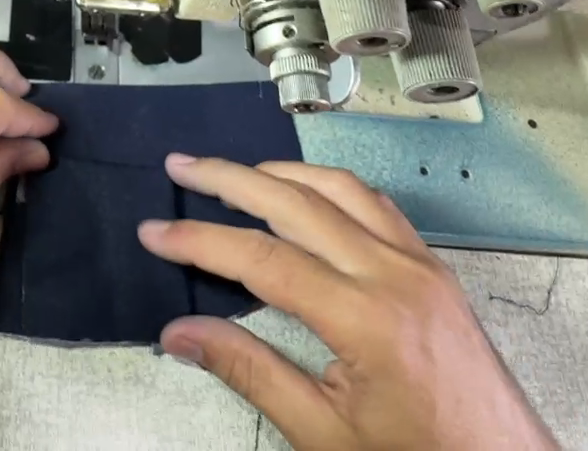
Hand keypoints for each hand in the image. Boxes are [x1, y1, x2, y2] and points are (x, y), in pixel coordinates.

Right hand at [138, 155, 556, 450]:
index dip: (199, 241)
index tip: (153, 232)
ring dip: (277, 171)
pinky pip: (374, 202)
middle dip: (228, 178)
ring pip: (337, 186)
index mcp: (366, 319)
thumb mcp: (325, 437)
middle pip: (294, 200)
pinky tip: (302, 192)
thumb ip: (249, 372)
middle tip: (180, 164)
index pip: (262, 258)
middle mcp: (393, 272)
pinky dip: (326, 185)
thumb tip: (176, 332)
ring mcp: (419, 262)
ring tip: (231, 173)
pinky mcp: (433, 265)